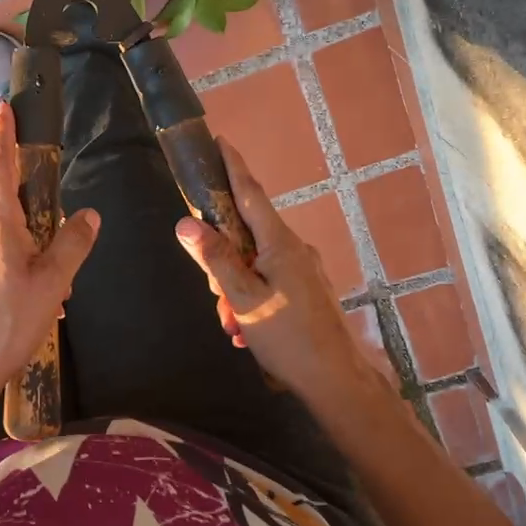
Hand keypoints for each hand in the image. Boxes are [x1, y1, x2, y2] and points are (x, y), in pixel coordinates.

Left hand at [0, 102, 99, 391]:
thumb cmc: (10, 320)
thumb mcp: (52, 283)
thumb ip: (72, 245)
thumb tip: (89, 215)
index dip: (4, 136)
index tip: (4, 108)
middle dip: (12, 168)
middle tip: (34, 155)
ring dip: (20, 214)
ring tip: (48, 232)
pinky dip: (18, 243)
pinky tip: (40, 275)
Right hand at [175, 140, 369, 392]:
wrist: (339, 385)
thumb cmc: (288, 336)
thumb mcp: (242, 298)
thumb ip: (215, 258)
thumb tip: (186, 222)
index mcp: (279, 242)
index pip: (250, 192)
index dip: (232, 166)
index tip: (220, 140)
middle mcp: (295, 248)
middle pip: (247, 234)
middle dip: (223, 257)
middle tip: (215, 293)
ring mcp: (305, 271)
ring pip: (256, 263)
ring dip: (236, 288)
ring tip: (233, 325)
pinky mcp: (309, 292)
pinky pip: (270, 282)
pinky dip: (252, 300)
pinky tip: (247, 333)